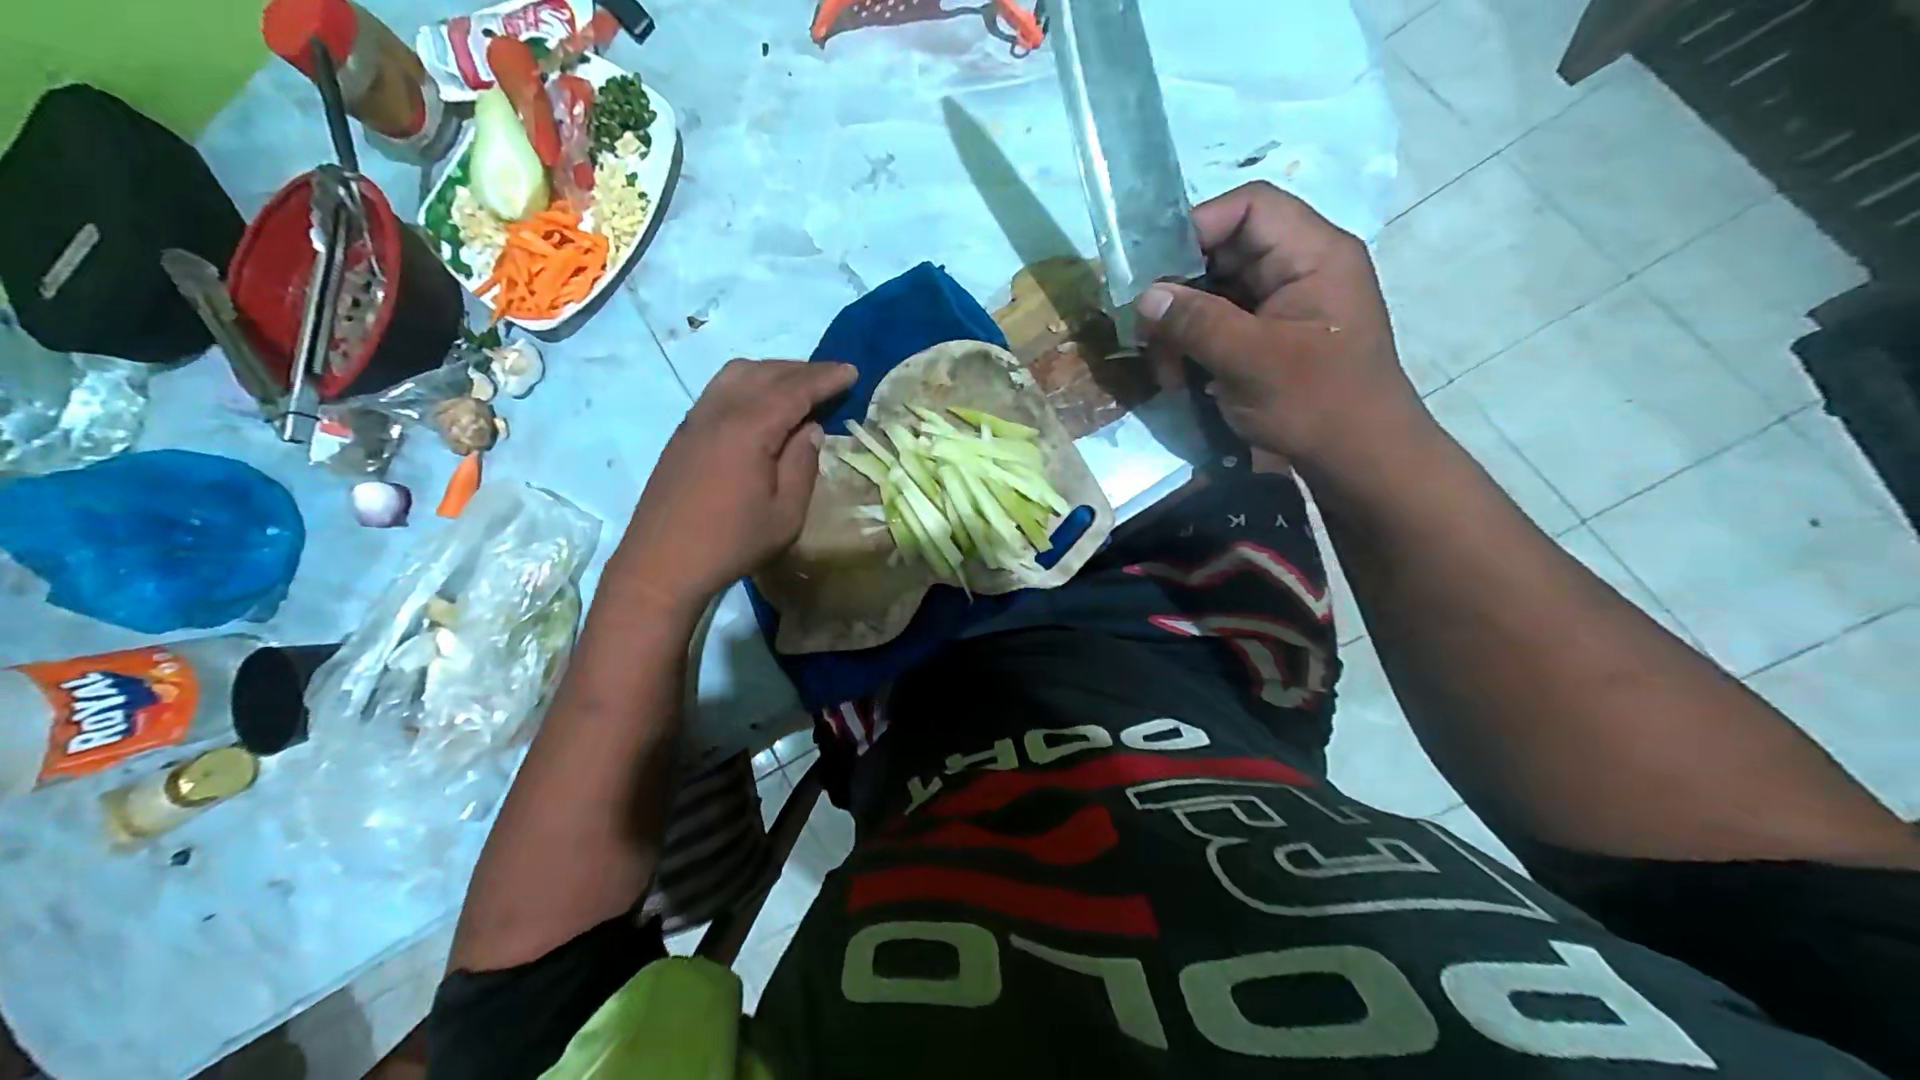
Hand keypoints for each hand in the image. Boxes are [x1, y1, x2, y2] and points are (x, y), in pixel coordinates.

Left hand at [612, 359, 857, 612]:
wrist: (662, 563)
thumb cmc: (731, 543)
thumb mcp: (785, 514)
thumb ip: (803, 465)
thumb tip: (811, 429)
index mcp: (748, 429)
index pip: (794, 390)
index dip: (825, 378)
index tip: (851, 371)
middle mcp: (720, 412)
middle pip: (765, 373)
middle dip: (802, 370)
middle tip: (832, 377)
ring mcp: (696, 419)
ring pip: (737, 374)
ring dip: (772, 371)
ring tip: (797, 385)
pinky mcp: (684, 433)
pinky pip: (720, 389)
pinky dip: (748, 383)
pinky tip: (759, 403)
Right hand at [1136, 182, 1428, 471]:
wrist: (1361, 462)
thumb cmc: (1317, 405)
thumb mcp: (1250, 361)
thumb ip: (1196, 322)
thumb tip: (1145, 296)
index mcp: (1313, 254)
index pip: (1250, 207)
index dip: (1197, 227)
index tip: (1154, 272)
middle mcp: (1300, 268)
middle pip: (1226, 250)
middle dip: (1181, 289)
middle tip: (1148, 329)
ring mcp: (1285, 303)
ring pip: (1217, 290)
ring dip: (1183, 324)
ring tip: (1165, 366)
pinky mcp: (1272, 336)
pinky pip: (1223, 323)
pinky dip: (1196, 344)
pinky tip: (1179, 374)